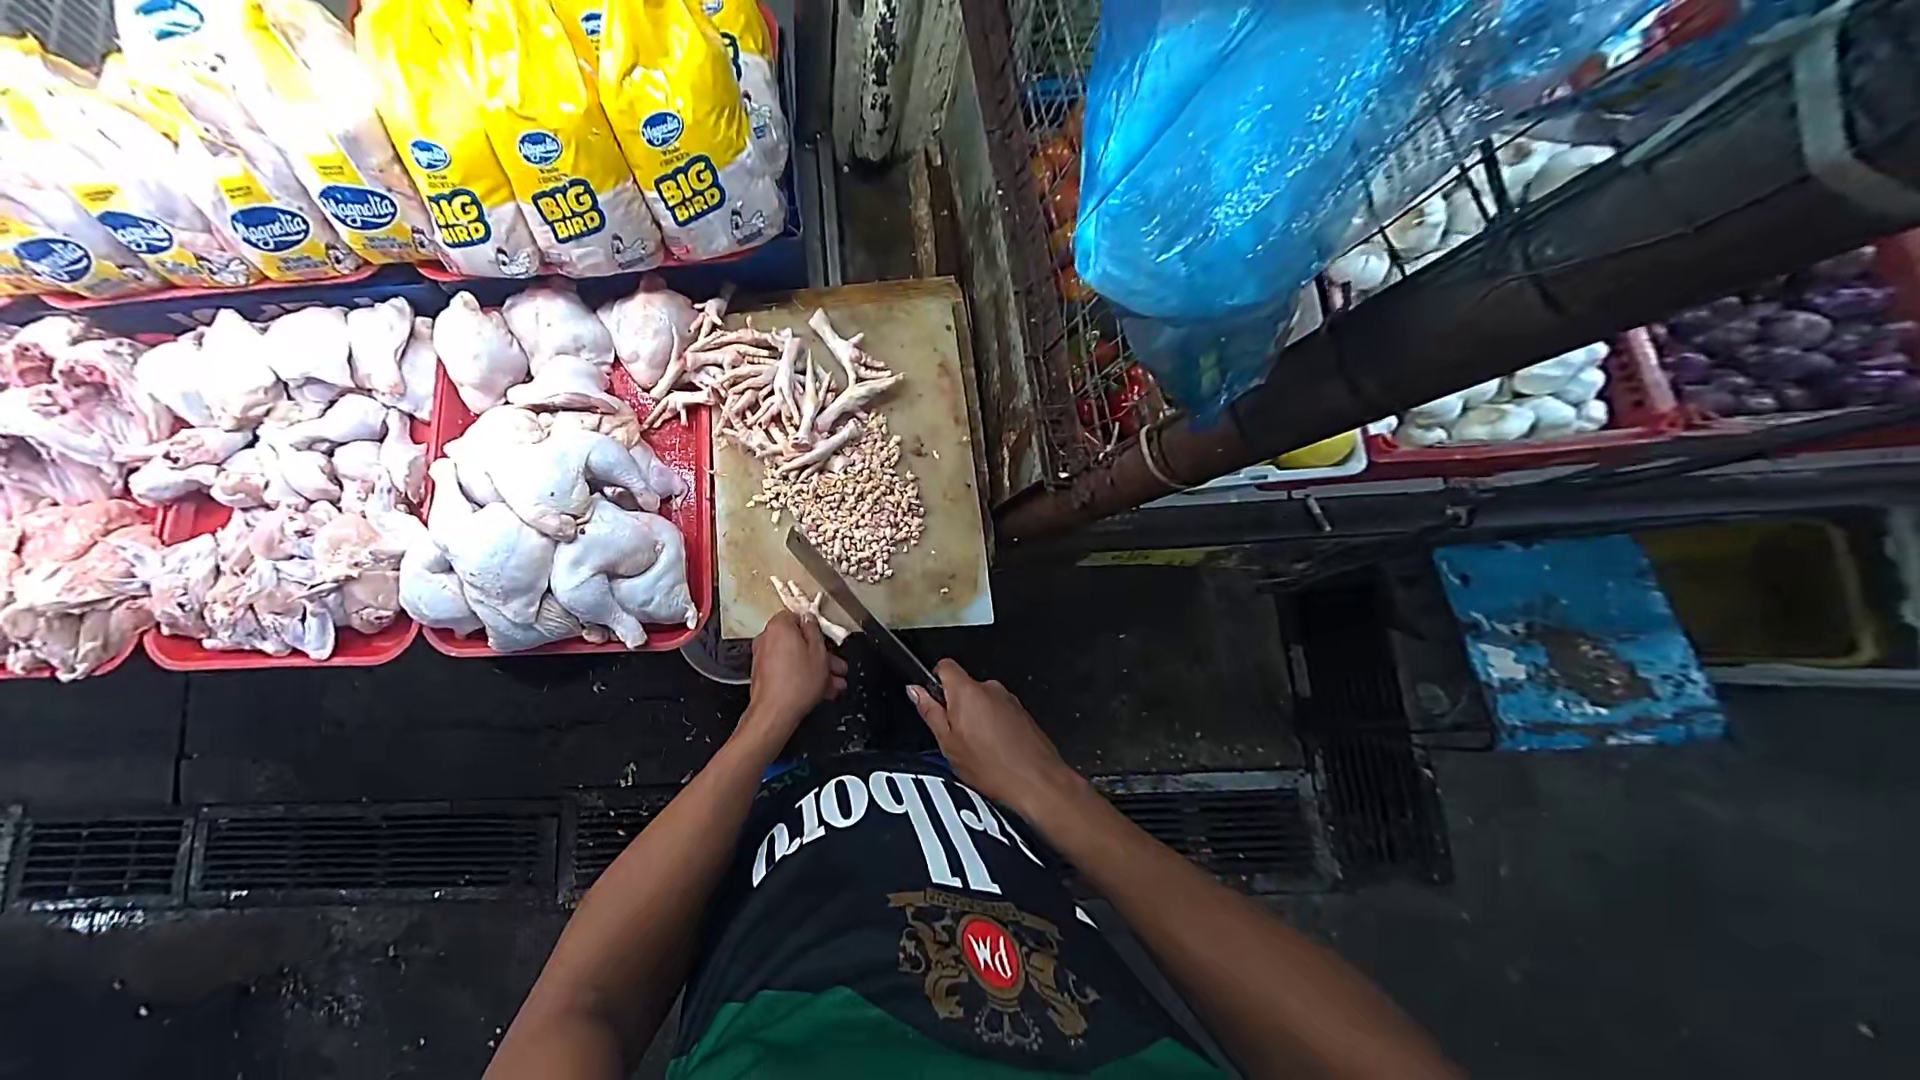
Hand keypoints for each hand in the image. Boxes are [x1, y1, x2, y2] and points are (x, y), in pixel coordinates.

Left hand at [740, 611, 846, 754]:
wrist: (775, 714)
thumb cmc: (797, 683)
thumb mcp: (819, 652)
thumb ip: (815, 630)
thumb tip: (810, 619)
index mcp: (779, 627)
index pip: (798, 616)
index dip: (815, 628)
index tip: (827, 638)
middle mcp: (767, 639)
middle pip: (798, 640)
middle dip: (821, 653)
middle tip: (835, 664)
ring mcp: (764, 658)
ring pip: (796, 657)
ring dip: (815, 668)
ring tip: (834, 683)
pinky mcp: (764, 675)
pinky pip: (788, 669)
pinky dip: (802, 676)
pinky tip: (822, 690)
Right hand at [907, 659, 1085, 818]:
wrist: (1036, 780)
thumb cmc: (994, 767)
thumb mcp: (948, 743)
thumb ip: (930, 712)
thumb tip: (915, 691)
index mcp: (967, 692)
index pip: (945, 666)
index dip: (934, 680)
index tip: (932, 698)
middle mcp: (990, 688)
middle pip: (964, 686)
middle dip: (956, 707)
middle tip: (954, 735)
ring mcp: (1009, 699)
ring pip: (982, 700)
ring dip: (976, 718)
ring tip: (977, 748)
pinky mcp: (1021, 711)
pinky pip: (999, 711)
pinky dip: (993, 725)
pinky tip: (993, 750)